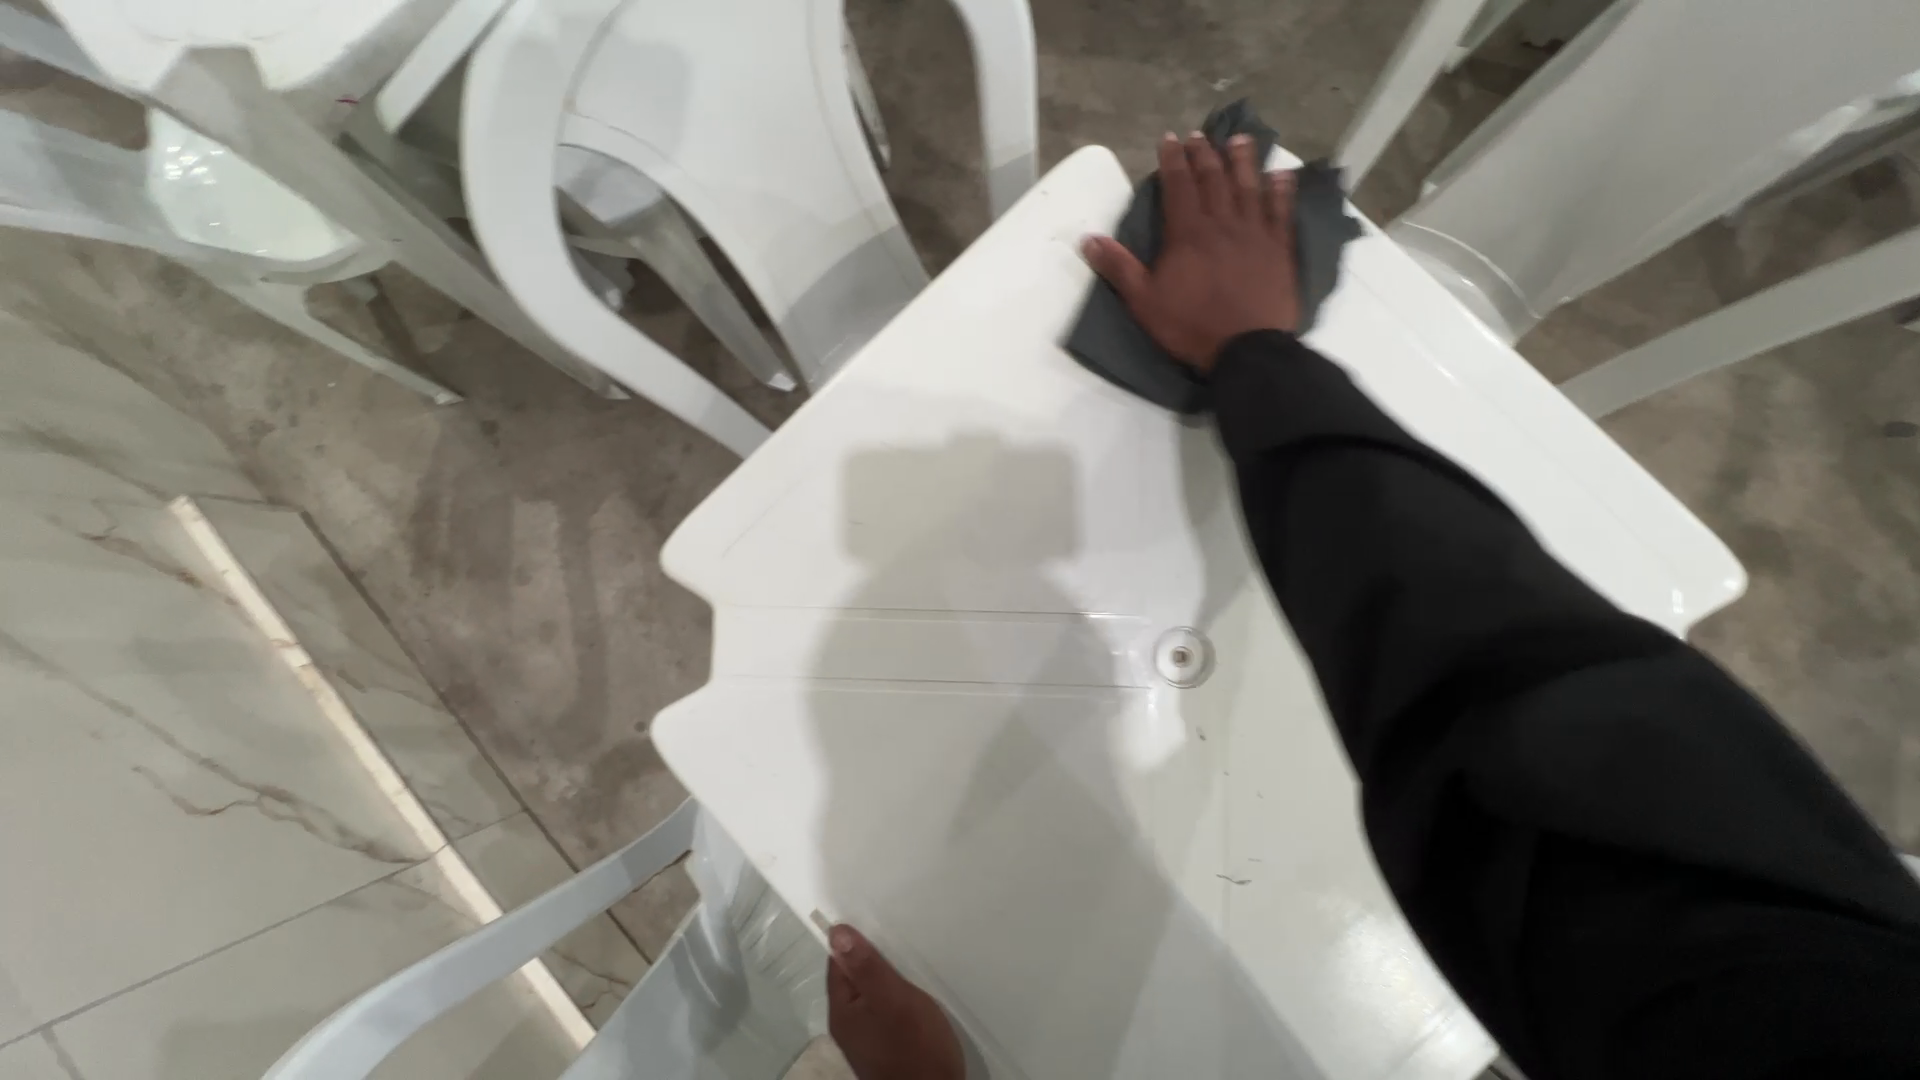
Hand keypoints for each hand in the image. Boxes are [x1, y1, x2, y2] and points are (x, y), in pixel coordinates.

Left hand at [826, 924, 964, 1079]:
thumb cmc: (914, 1047)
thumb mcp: (892, 999)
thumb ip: (866, 967)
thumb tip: (836, 931)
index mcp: (843, 1011)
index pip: (838, 961)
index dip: (853, 936)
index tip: (873, 912)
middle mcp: (850, 1023)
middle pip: (856, 974)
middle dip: (874, 951)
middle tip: (897, 925)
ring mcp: (870, 1035)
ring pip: (874, 989)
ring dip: (889, 969)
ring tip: (910, 948)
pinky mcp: (890, 1041)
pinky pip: (888, 1004)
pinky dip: (898, 988)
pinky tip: (916, 981)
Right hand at [1082, 132, 1299, 373]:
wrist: (1246, 349)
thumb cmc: (1190, 326)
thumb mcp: (1143, 302)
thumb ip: (1118, 267)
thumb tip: (1088, 239)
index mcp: (1187, 233)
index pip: (1178, 185)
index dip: (1172, 160)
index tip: (1169, 139)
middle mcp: (1222, 222)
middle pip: (1213, 178)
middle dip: (1204, 154)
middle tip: (1199, 136)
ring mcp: (1255, 233)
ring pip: (1248, 186)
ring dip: (1242, 160)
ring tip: (1238, 139)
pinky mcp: (1279, 249)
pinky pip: (1282, 211)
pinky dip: (1282, 190)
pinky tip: (1282, 174)